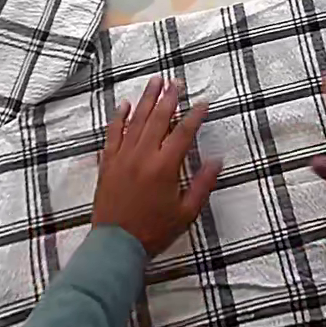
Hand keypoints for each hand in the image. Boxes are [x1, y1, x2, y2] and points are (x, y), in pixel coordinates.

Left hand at [92, 77, 221, 255]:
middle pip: (158, 118)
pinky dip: (119, 117)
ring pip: (136, 120)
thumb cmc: (154, 231)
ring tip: (154, 81)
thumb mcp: (186, 213)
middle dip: (169, 98)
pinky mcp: (108, 162)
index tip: (203, 102)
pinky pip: (113, 133)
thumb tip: (217, 160)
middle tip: (176, 81)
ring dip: (146, 99)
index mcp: (165, 167)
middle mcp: (143, 155)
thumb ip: (202, 184)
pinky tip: (125, 104)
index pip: (183, 132)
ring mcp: (123, 156)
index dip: (195, 115)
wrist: (115, 245)